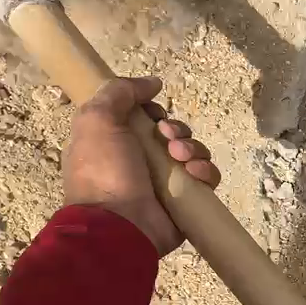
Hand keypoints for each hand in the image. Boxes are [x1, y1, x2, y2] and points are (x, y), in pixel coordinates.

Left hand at [62, 77, 220, 255]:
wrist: (121, 223)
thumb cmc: (104, 171)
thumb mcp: (97, 120)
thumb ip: (119, 93)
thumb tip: (152, 81)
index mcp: (116, 141)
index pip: (145, 118)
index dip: (154, 112)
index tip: (154, 115)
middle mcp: (142, 159)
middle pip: (173, 133)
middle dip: (177, 131)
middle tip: (168, 140)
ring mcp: (166, 180)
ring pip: (194, 153)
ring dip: (193, 150)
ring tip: (182, 160)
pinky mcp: (188, 198)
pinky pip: (208, 177)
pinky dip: (205, 172)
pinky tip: (195, 174)